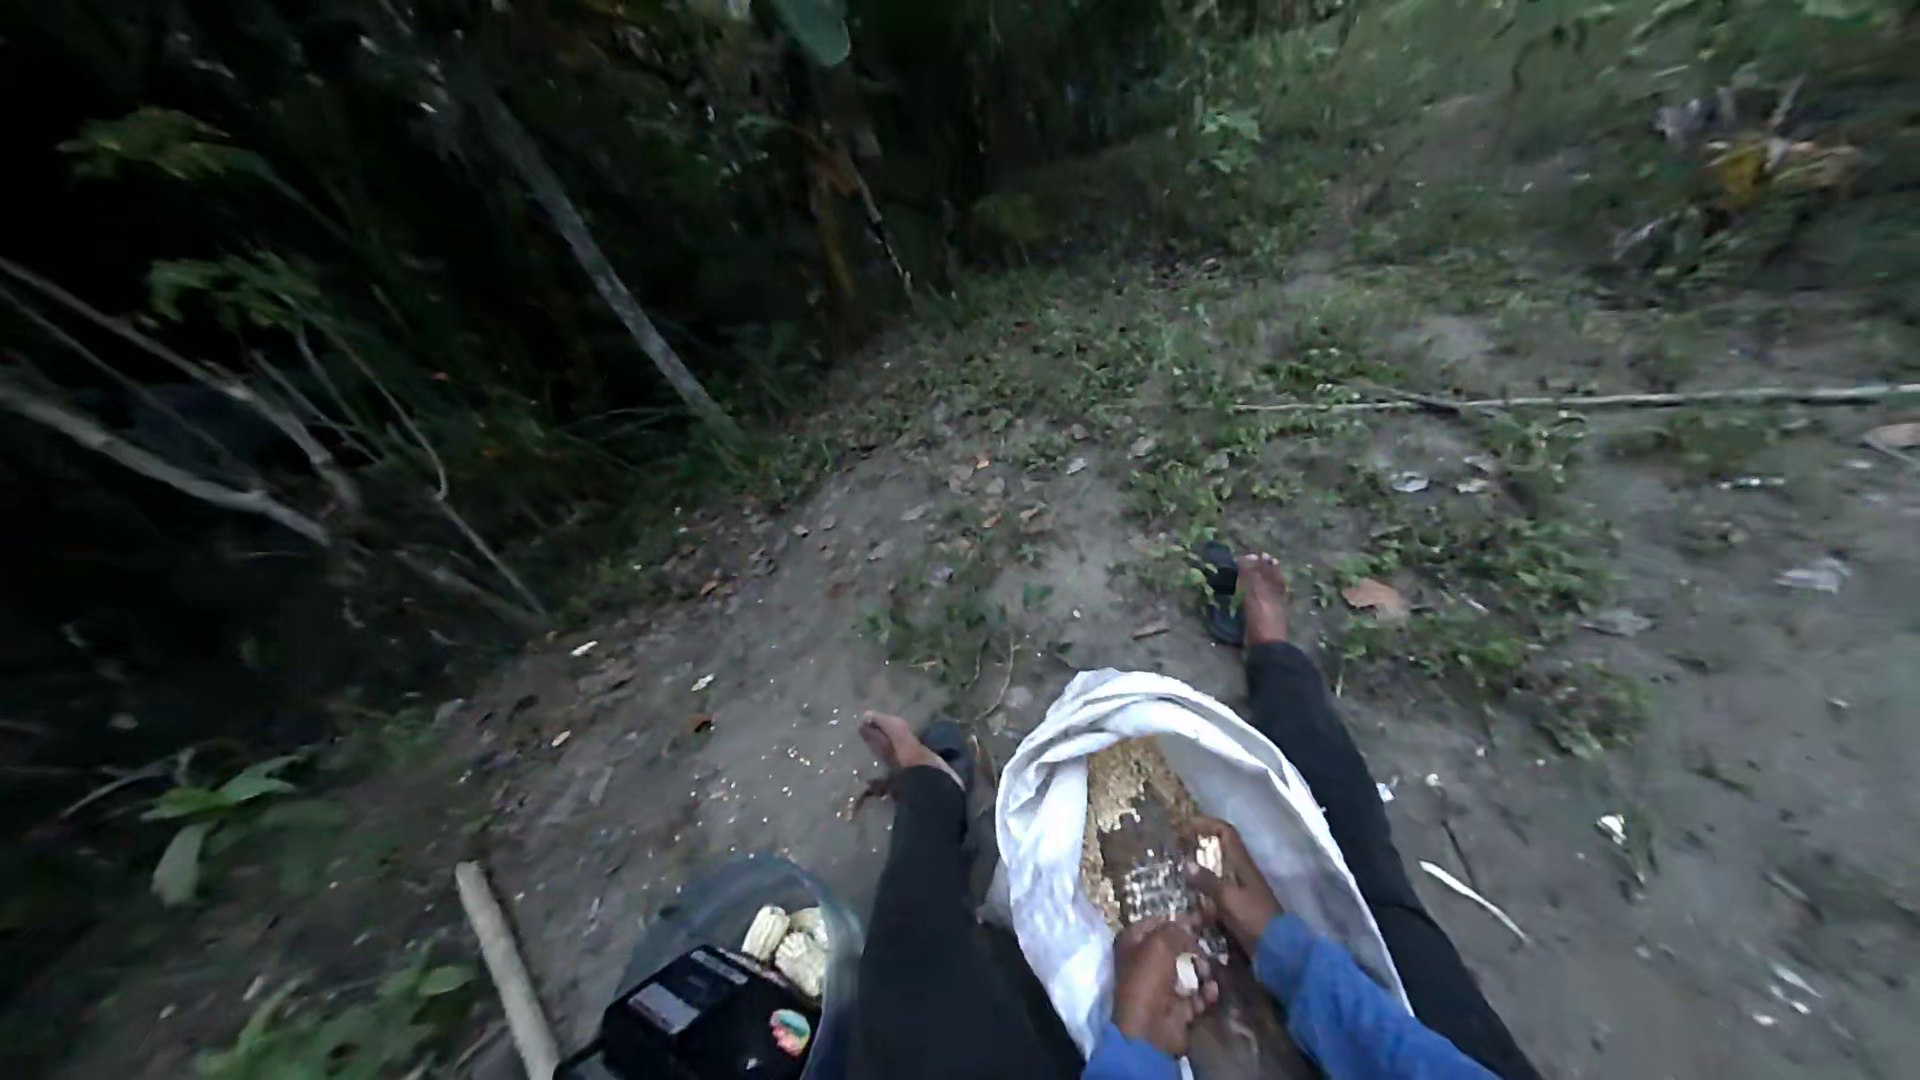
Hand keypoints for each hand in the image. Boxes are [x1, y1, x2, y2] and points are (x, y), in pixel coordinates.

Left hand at [1112, 915, 1217, 1056]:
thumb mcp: (1159, 944)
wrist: (1149, 1030)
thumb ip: (1175, 930)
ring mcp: (1162, 986)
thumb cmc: (1148, 978)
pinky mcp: (1177, 1008)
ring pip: (1187, 970)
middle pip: (1173, 947)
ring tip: (1208, 969)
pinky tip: (1212, 989)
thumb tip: (1187, 924)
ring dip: (1201, 969)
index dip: (1173, 920)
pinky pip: (1196, 996)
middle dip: (1191, 946)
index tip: (1196, 918)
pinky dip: (1205, 992)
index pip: (1154, 923)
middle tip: (1204, 947)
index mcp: (1132, 943)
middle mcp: (1145, 962)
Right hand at [1188, 817, 1282, 952]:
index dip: (1208, 824)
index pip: (1226, 833)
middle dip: (1198, 851)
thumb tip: (1187, 863)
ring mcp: (1240, 893)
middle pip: (1218, 853)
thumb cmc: (1255, 919)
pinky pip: (1215, 899)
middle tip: (1177, 852)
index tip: (1187, 824)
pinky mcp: (1238, 911)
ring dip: (1198, 878)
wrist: (1281, 954)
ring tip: (1178, 881)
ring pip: (1214, 877)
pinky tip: (1190, 911)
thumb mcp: (1228, 898)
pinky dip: (1202, 901)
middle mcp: (1241, 874)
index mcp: (1242, 864)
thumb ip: (1207, 881)